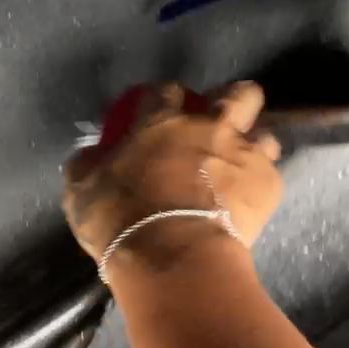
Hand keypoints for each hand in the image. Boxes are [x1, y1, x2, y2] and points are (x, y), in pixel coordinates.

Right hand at [63, 82, 283, 272]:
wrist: (170, 254)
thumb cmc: (119, 219)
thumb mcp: (81, 194)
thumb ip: (84, 167)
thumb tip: (86, 154)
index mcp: (160, 126)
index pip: (163, 93)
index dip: (159, 99)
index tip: (153, 112)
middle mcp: (210, 128)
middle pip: (237, 93)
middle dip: (228, 100)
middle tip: (214, 122)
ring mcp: (244, 154)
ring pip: (264, 131)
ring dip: (251, 143)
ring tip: (234, 164)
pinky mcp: (267, 185)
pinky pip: (267, 176)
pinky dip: (253, 186)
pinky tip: (238, 202)